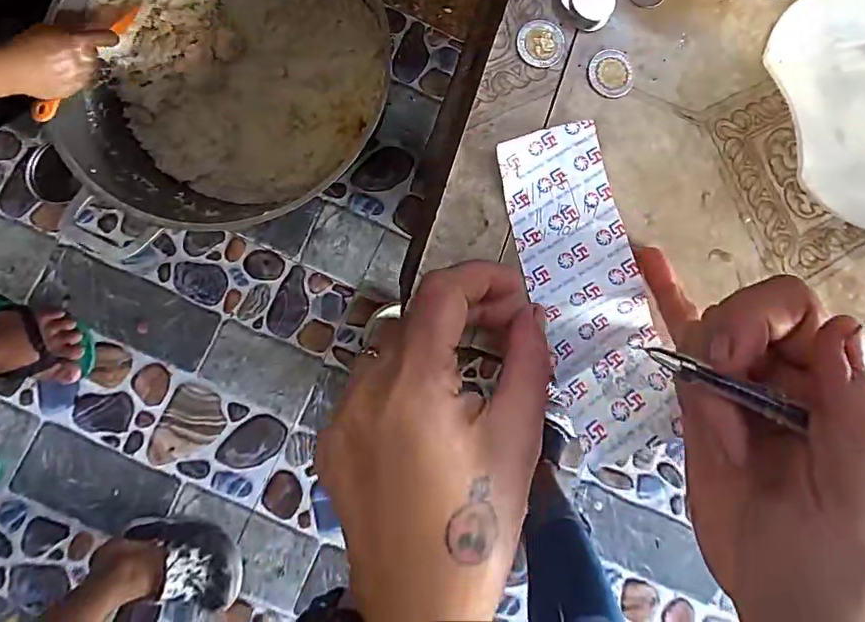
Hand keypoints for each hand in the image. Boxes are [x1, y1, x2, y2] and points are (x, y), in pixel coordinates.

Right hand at [0, 24, 118, 98]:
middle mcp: (86, 60)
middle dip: (87, 53)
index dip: (108, 37)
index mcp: (81, 42)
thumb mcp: (50, 28)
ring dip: (82, 67)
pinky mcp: (73, 90)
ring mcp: (81, 77)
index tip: (107, 38)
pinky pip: (80, 83)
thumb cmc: (26, 45)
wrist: (10, 71)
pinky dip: (74, 80)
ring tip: (62, 66)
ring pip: (90, 70)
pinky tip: (58, 76)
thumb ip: (72, 27)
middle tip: (70, 53)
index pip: (108, 38)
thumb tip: (85, 25)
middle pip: (96, 55)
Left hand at [316, 261, 552, 620]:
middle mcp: (365, 391)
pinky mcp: (334, 439)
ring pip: (396, 343)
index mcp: (410, 388)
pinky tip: (441, 400)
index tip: (515, 291)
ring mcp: (343, 415)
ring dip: (441, 338)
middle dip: (469, 308)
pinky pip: (375, 380)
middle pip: (418, 314)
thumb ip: (527, 362)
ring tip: (482, 359)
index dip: (482, 277)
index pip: (441, 293)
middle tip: (510, 325)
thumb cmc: (476, 530)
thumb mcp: (516, 439)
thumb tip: (529, 316)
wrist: (421, 613)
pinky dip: (412, 371)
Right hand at [636, 247, 864, 621]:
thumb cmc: (845, 564)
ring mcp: (740, 386)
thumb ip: (859, 413)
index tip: (738, 358)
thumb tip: (845, 331)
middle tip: (720, 379)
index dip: (763, 317)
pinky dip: (666, 298)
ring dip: (701, 366)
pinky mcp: (702, 405)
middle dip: (728, 336)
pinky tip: (647, 260)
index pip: (797, 311)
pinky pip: (683, 344)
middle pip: (747, 311)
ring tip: (722, 435)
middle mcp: (787, 373)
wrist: (791, 612)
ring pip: (706, 332)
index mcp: (834, 383)